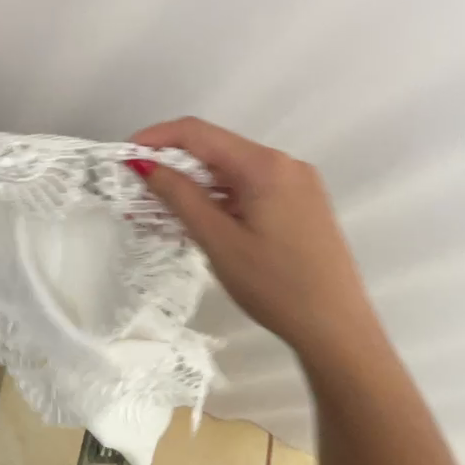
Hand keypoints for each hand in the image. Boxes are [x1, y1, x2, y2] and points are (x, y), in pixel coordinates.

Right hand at [131, 117, 381, 361]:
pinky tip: (198, 219)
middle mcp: (284, 164)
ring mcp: (297, 184)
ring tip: (158, 209)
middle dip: (172, 163)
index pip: (198, 132)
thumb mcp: (218, 240)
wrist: (339, 332)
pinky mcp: (300, 205)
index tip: (124, 156)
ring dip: (193, 183)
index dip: (156, 137)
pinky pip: (248, 187)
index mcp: (265, 165)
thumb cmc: (276, 286)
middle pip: (215, 148)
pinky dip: (218, 197)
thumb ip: (179, 195)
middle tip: (136, 188)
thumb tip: (145, 164)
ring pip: (231, 169)